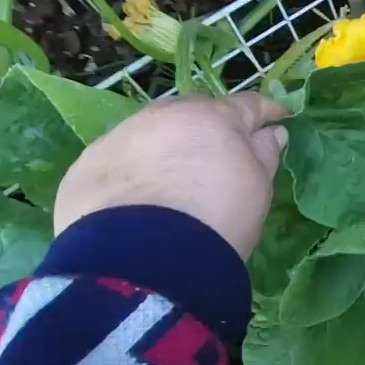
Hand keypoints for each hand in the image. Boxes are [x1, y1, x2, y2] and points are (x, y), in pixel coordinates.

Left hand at [54, 94, 289, 259]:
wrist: (143, 259)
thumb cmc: (217, 217)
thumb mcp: (257, 187)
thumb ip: (264, 154)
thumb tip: (271, 133)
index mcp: (211, 118)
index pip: (248, 105)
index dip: (267, 112)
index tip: (280, 118)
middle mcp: (162, 117)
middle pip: (193, 113)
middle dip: (209, 128)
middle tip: (222, 152)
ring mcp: (118, 139)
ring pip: (150, 135)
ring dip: (166, 148)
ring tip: (175, 178)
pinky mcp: (84, 168)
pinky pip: (119, 163)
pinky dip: (133, 174)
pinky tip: (140, 200)